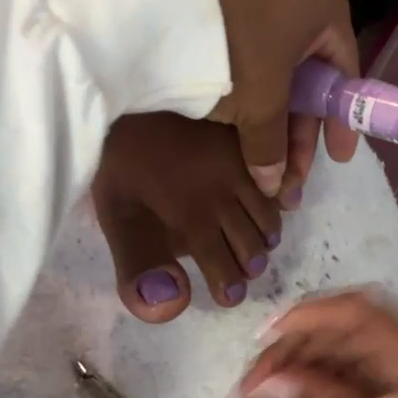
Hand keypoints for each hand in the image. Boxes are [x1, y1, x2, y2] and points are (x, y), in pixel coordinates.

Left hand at [94, 113, 281, 320]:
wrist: (125, 91)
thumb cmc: (119, 163)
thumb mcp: (118, 219)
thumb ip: (139, 269)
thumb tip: (171, 305)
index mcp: (194, 218)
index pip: (226, 269)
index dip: (228, 287)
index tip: (227, 293)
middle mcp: (227, 194)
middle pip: (254, 247)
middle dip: (248, 264)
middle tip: (241, 269)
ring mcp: (243, 163)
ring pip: (270, 217)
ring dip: (263, 237)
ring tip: (252, 242)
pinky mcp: (250, 136)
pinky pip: (280, 175)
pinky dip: (278, 197)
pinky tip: (267, 203)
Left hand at [187, 0, 361, 206]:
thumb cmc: (230, 48)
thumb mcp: (260, 103)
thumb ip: (272, 146)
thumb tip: (273, 187)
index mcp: (325, 0)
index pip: (343, 72)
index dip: (339, 122)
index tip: (336, 158)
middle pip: (308, 73)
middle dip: (299, 129)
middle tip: (292, 173)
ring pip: (275, 65)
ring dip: (272, 115)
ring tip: (266, 159)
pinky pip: (248, 50)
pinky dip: (249, 89)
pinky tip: (242, 123)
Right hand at [236, 292, 397, 397]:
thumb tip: (265, 383)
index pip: (353, 314)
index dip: (304, 320)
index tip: (262, 341)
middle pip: (335, 329)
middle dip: (288, 353)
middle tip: (248, 389)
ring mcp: (393, 359)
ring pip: (330, 348)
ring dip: (291, 370)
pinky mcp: (381, 377)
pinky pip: (336, 368)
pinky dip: (306, 384)